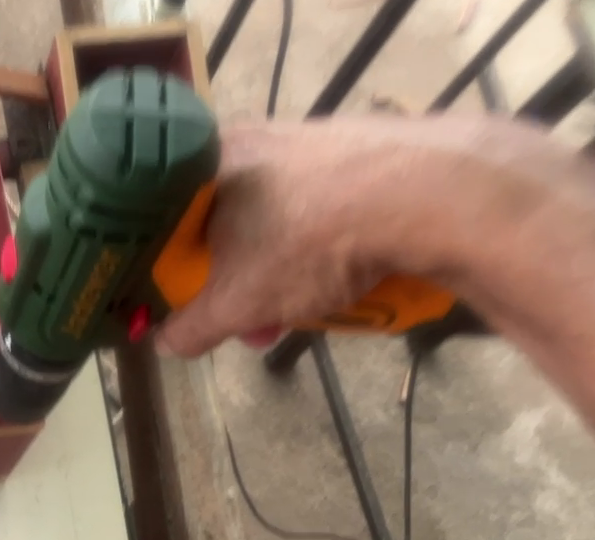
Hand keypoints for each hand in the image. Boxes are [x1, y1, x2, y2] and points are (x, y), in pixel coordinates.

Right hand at [155, 117, 568, 356]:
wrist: (432, 195)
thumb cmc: (307, 242)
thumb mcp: (236, 303)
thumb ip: (191, 328)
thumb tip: (164, 344)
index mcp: (205, 164)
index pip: (163, 222)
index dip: (166, 271)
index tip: (180, 304)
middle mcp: (252, 141)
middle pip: (219, 228)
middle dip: (231, 287)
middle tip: (249, 326)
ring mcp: (309, 141)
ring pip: (270, 224)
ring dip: (274, 277)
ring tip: (297, 315)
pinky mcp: (360, 150)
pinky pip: (315, 210)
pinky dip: (315, 250)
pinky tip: (337, 279)